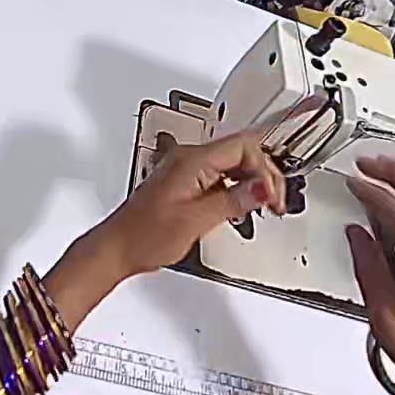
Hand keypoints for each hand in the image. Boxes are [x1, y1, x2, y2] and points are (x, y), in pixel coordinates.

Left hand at [95, 129, 285, 279]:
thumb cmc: (144, 234)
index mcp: (192, 160)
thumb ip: (233, 201)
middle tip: (275, 202)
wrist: (118, 247)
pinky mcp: (187, 181)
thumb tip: (262, 188)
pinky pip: (221, 175)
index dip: (264, 169)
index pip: (243, 147)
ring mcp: (187, 169)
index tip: (271, 195)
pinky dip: (238, 188)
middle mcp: (190, 158)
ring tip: (266, 205)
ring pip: (233, 163)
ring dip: (253, 181)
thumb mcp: (197, 220)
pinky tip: (245, 205)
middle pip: (241, 151)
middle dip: (264, 174)